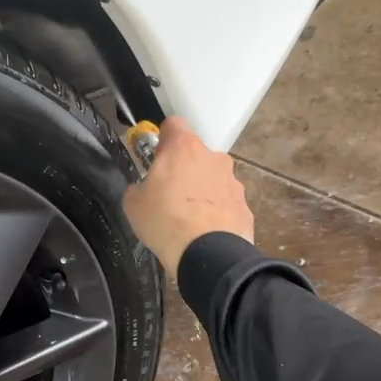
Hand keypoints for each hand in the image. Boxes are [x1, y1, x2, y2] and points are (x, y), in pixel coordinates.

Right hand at [121, 117, 253, 275]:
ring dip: (204, 193)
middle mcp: (214, 158)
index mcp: (184, 148)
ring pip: (215, 180)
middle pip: (197, 156)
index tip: (157, 159)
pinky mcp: (246, 207)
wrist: (207, 256)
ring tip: (192, 221)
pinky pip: (228, 205)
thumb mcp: (134, 203)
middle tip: (172, 197)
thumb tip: (147, 189)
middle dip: (185, 170)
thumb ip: (140, 186)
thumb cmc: (165, 221)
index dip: (163, 140)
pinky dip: (219, 214)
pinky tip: (208, 234)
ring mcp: (234, 182)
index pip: (173, 125)